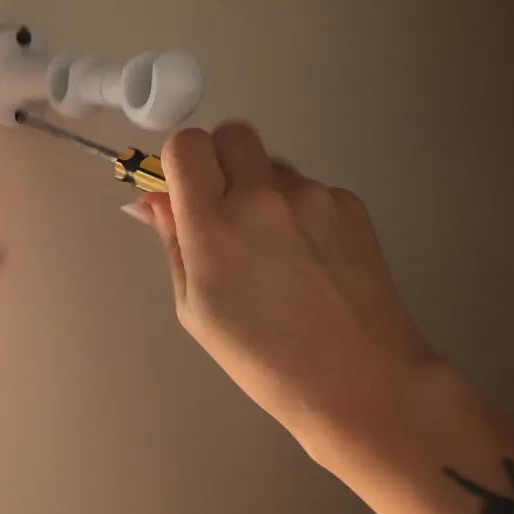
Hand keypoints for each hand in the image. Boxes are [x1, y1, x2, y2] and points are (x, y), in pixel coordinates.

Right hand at [127, 123, 437, 466]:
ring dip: (262, 189)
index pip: (186, 146)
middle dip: (220, 160)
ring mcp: (313, 196)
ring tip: (276, 250)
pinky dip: (300, 211)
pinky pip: (310, 189)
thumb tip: (153, 200)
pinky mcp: (350, 204)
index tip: (185, 191)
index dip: (180, 162)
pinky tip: (310, 258)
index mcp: (214, 227)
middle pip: (232, 134)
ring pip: (273, 165)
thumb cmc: (261, 358)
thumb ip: (173, 244)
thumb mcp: (195, 309)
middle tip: (225, 207)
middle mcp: (262, 197)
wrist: (359, 379)